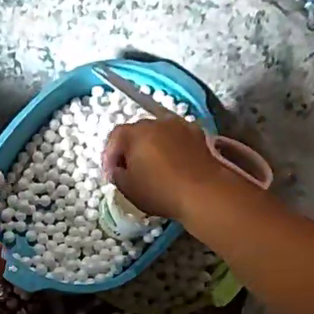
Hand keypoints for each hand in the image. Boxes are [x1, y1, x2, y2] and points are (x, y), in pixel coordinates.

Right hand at [102, 117, 239, 220]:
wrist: (203, 191)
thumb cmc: (159, 190)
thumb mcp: (128, 188)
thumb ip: (117, 175)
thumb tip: (118, 169)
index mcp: (135, 133)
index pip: (115, 137)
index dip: (110, 155)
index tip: (111, 173)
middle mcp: (157, 122)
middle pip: (138, 132)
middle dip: (131, 148)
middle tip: (131, 169)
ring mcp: (180, 125)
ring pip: (159, 133)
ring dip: (153, 146)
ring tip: (154, 167)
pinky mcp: (198, 134)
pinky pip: (177, 138)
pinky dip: (171, 147)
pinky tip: (174, 164)